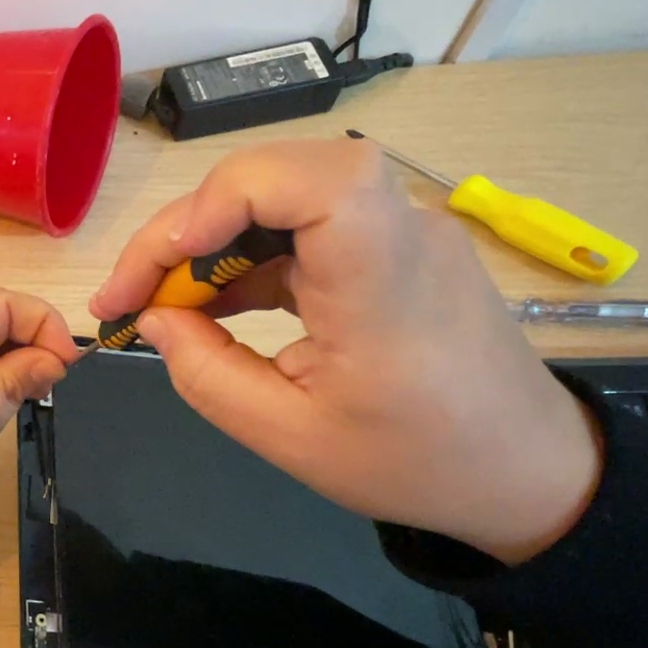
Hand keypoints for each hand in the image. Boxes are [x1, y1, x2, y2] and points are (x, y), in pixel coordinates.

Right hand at [90, 139, 600, 564]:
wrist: (523, 468)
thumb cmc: (411, 463)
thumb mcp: (287, 436)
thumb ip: (204, 372)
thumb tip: (150, 318)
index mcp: (384, 286)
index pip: (318, 181)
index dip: (229, 197)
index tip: (173, 261)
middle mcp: (399, 235)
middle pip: (273, 179)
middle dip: (182, 231)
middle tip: (124, 298)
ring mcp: (393, 233)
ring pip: (274, 197)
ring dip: (200, 243)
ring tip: (151, 302)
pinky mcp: (382, 247)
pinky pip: (294, 227)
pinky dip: (235, 256)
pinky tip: (203, 302)